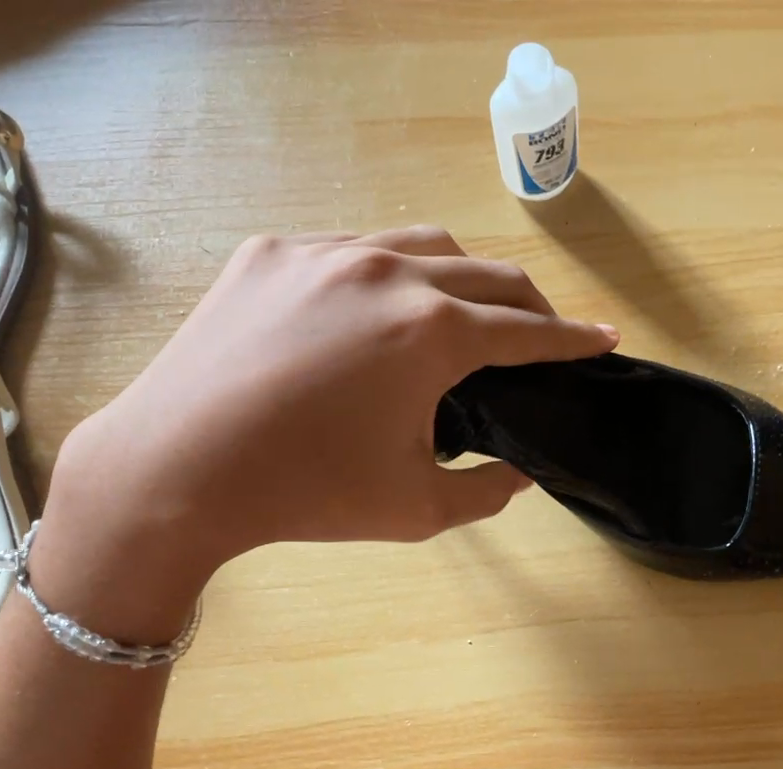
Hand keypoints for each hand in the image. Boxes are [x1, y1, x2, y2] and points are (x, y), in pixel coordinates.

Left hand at [33, 227, 618, 636]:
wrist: (177, 470)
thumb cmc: (307, 497)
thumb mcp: (416, 510)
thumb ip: (487, 491)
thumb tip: (521, 474)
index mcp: (432, 334)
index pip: (526, 329)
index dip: (573, 339)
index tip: (604, 338)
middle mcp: (387, 273)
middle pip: (487, 273)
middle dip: (528, 302)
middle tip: (543, 331)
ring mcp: (324, 251)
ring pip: (422, 245)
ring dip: (463, 275)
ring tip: (469, 310)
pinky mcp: (271, 252)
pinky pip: (352, 249)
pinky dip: (389, 274)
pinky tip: (379, 310)